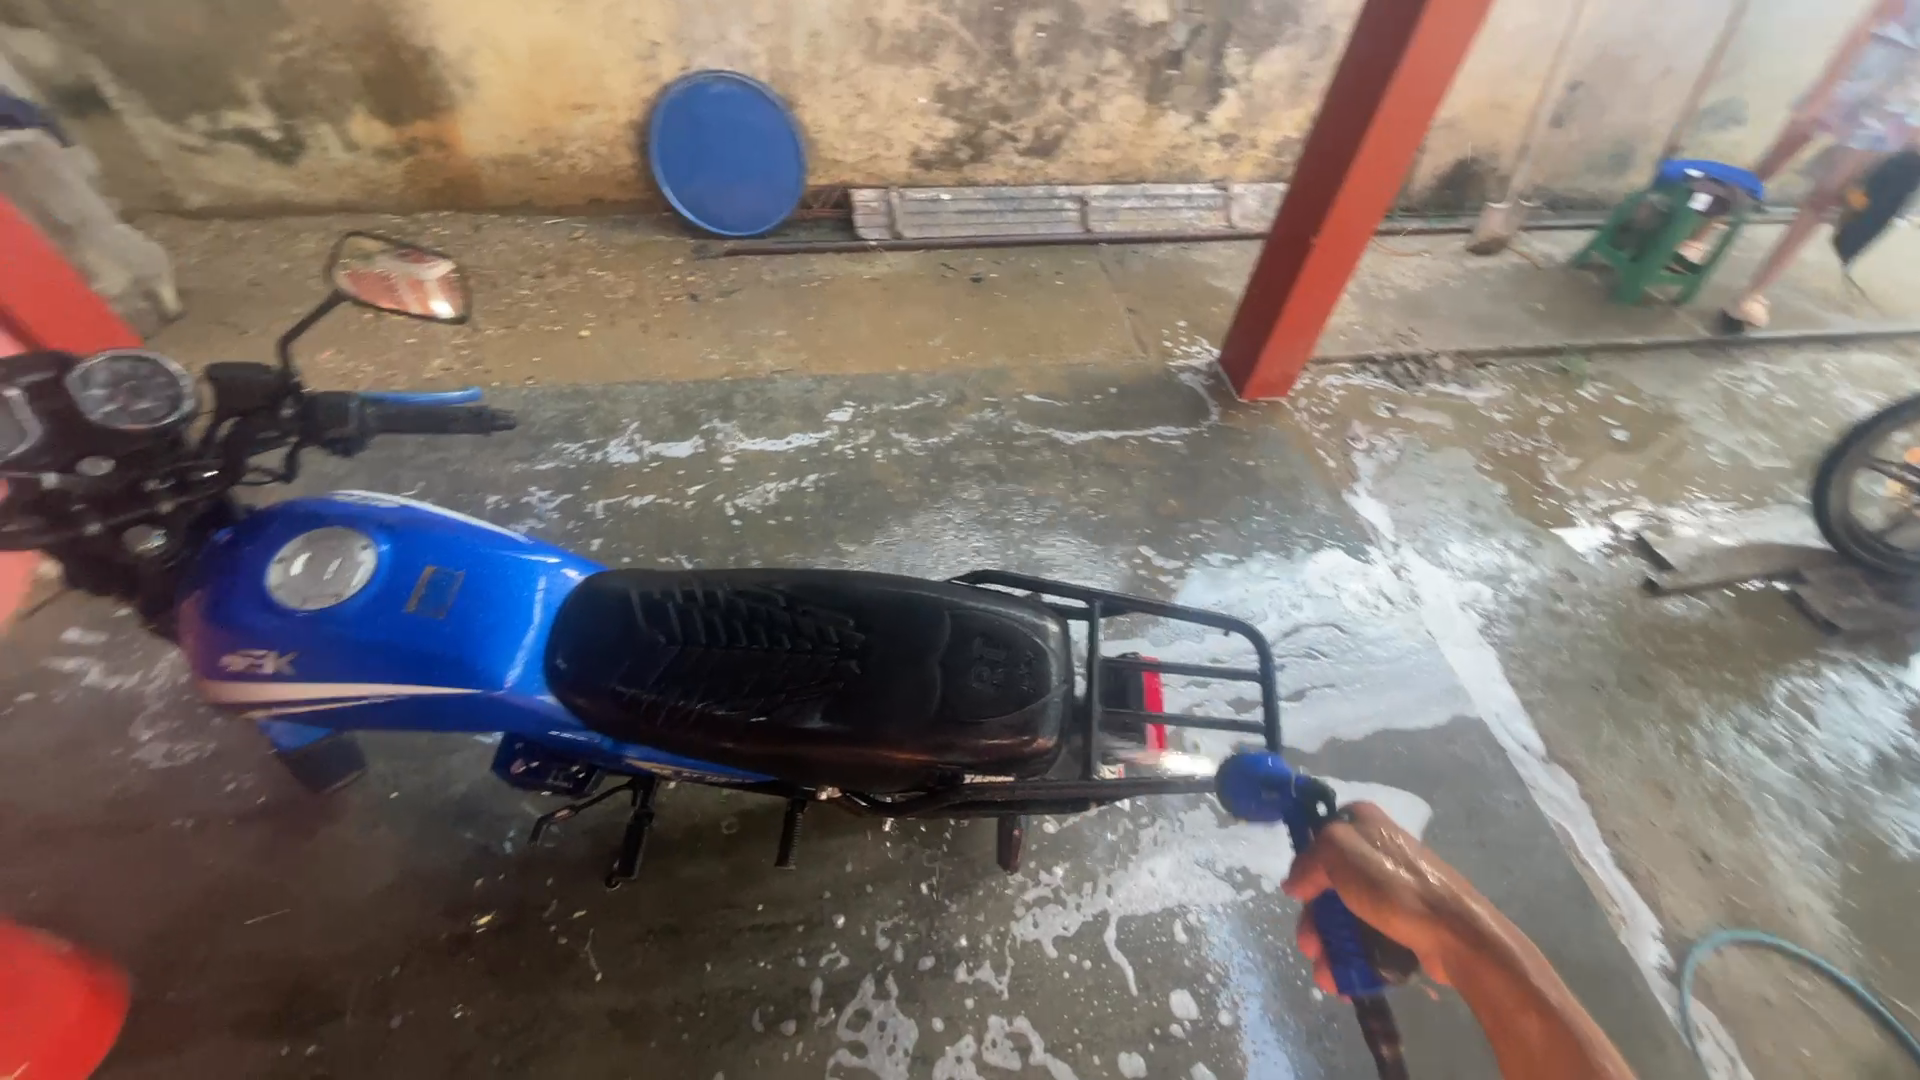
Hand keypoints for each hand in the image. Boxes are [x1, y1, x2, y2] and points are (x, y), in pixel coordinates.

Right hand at [1283, 802, 1488, 991]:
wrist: (1458, 934)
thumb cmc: (1392, 884)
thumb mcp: (1336, 852)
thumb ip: (1307, 862)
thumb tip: (1293, 885)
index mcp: (1362, 820)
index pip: (1318, 834)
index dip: (1304, 865)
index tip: (1298, 894)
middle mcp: (1378, 849)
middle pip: (1329, 882)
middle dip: (1315, 919)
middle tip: (1309, 946)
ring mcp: (1394, 886)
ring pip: (1347, 912)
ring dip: (1331, 944)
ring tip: (1326, 975)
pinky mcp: (1407, 919)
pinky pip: (1370, 933)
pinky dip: (1355, 954)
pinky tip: (1345, 978)